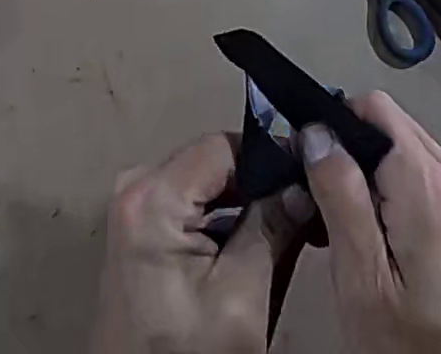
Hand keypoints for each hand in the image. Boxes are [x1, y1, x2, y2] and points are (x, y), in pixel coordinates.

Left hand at [91, 133, 311, 353]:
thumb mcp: (241, 294)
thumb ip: (273, 225)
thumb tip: (306, 181)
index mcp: (152, 196)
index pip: (224, 145)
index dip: (268, 158)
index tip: (305, 178)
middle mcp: (135, 186)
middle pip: (215, 161)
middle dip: (259, 183)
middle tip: (299, 207)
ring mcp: (133, 206)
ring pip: (207, 180)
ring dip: (244, 201)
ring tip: (282, 224)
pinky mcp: (139, 226)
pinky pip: (191, 200)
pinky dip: (223, 216)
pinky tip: (251, 239)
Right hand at [301, 92, 440, 353]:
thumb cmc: (419, 351)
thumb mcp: (364, 284)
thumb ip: (341, 197)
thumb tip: (317, 133)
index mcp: (428, 183)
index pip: (375, 107)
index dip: (336, 124)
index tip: (309, 161)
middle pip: (393, 126)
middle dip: (354, 151)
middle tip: (326, 203)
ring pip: (410, 150)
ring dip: (377, 173)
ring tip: (355, 229)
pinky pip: (431, 178)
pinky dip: (402, 191)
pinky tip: (389, 240)